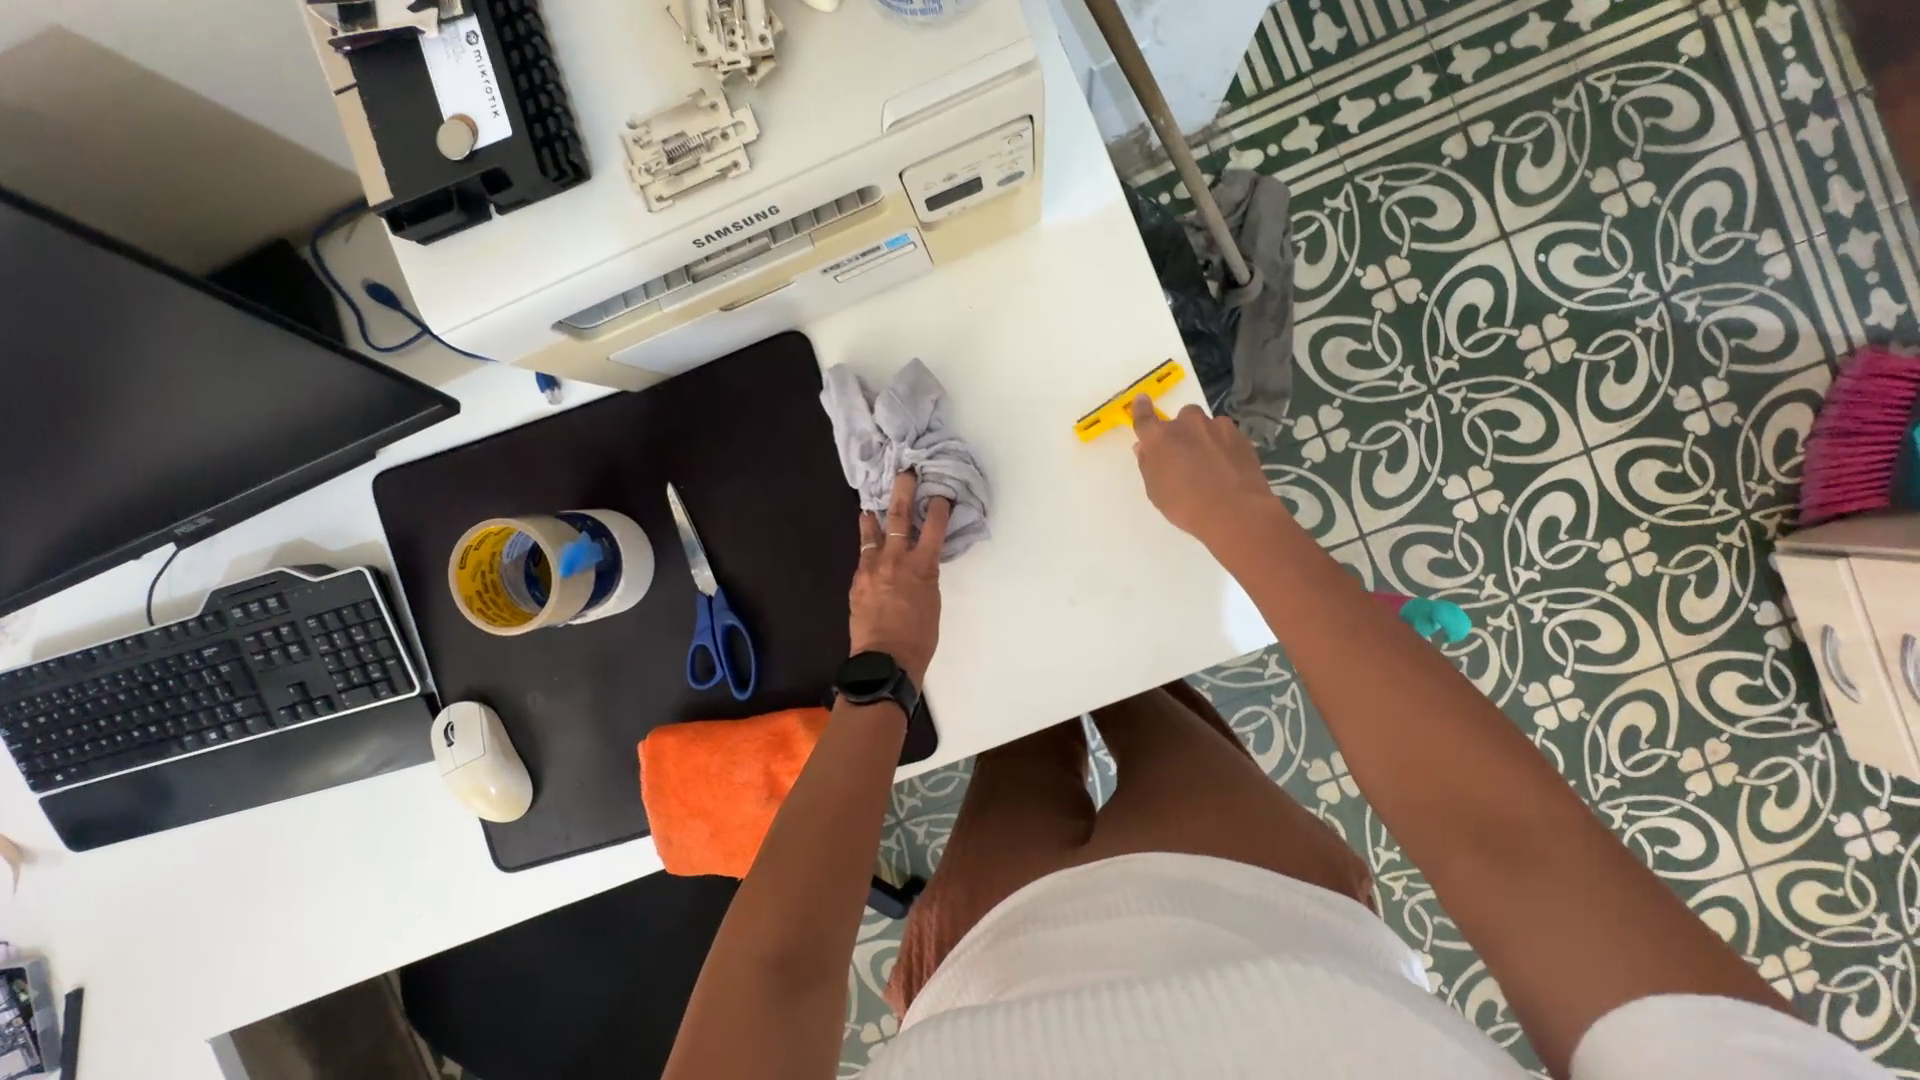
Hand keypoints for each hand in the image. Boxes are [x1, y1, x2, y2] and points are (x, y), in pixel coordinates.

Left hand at [849, 472, 948, 685]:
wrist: (885, 661)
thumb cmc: (919, 638)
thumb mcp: (932, 601)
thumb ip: (925, 576)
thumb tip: (918, 565)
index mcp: (922, 567)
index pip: (933, 526)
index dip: (938, 507)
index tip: (941, 493)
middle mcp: (895, 560)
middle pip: (898, 516)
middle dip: (902, 491)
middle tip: (904, 473)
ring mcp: (871, 568)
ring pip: (871, 533)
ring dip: (872, 517)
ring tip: (870, 506)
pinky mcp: (856, 581)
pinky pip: (863, 557)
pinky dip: (867, 549)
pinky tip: (867, 549)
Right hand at [1130, 395, 1276, 550]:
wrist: (1235, 511)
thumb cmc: (1186, 506)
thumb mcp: (1156, 491)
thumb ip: (1148, 464)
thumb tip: (1144, 447)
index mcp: (1160, 438)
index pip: (1144, 416)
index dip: (1141, 408)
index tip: (1141, 400)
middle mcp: (1187, 424)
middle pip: (1181, 418)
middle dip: (1181, 431)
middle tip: (1185, 455)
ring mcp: (1216, 426)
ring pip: (1205, 425)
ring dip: (1203, 436)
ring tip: (1210, 463)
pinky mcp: (1239, 435)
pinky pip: (1224, 434)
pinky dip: (1222, 444)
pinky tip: (1227, 466)